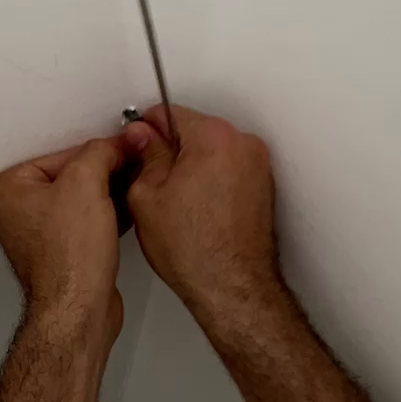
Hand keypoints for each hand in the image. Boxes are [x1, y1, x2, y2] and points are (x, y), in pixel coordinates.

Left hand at [0, 137, 127, 329]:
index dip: (98, 151)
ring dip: (109, 192)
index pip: (62, 154)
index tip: (123, 148)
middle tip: (131, 163)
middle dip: (104, 172)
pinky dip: (108, 214)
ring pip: (81, 200)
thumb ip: (100, 153)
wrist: (79, 312)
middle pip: (71, 176)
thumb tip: (113, 144)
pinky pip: (87, 223)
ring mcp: (39, 234)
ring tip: (135, 185)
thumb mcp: (86, 183)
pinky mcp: (61, 253)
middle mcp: (18, 211)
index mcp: (10, 188)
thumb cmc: (68, 259)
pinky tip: (129, 209)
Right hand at [122, 106, 284, 323]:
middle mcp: (242, 144)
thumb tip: (142, 136)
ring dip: (191, 167)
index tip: (137, 151)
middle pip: (192, 130)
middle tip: (153, 184)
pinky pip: (226, 170)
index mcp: (212, 136)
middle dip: (170, 151)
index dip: (144, 132)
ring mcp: (257, 166)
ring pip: (209, 152)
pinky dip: (210, 182)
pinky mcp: (263, 188)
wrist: (233, 289)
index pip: (167, 112)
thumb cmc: (195, 250)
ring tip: (177, 203)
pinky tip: (196, 211)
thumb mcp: (146, 194)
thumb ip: (144, 154)